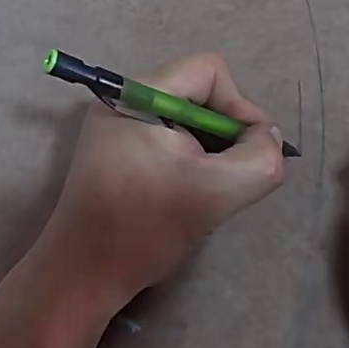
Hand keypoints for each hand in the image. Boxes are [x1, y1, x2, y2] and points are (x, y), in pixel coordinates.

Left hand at [36, 51, 288, 306]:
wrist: (82, 276)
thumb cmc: (144, 230)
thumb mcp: (216, 193)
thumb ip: (260, 158)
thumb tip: (266, 136)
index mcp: (138, 96)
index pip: (209, 71)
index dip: (239, 107)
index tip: (245, 152)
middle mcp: (124, 100)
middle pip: (200, 93)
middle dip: (224, 133)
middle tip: (226, 176)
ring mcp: (117, 125)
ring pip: (189, 119)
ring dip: (209, 150)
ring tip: (205, 189)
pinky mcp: (117, 149)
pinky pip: (171, 138)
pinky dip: (190, 161)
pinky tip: (185, 194)